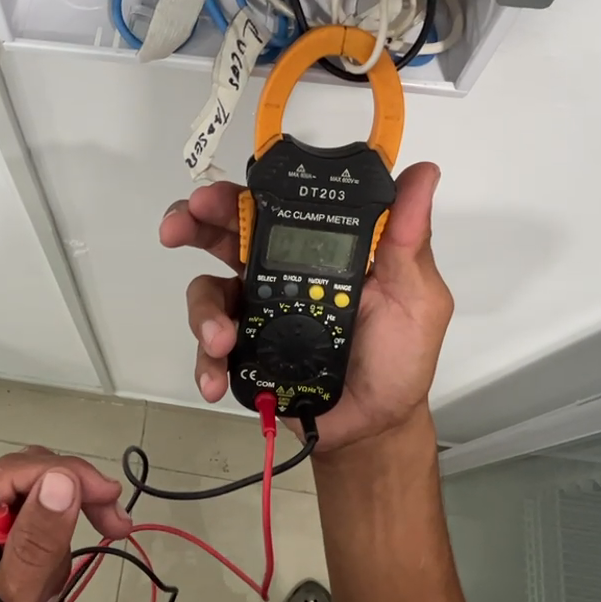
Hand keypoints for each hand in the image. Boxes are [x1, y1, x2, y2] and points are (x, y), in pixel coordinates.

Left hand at [0, 448, 131, 601]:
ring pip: (31, 498)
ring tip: (49, 596)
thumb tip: (63, 480)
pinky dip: (50, 552)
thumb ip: (35, 549)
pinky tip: (44, 592)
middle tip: (115, 525)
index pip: (8, 474)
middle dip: (69, 499)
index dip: (63, 474)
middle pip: (22, 478)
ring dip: (58, 539)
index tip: (111, 498)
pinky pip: (29, 524)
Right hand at [158, 161, 453, 452]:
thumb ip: (409, 239)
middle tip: (176, 228)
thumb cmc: (398, 359)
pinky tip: (214, 378)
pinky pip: (208, 346)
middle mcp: (280, 273)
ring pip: (208, 290)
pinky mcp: (242, 351)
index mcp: (318, 251)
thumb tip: (423, 174)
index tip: (212, 196)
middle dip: (193, 224)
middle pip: (225, 235)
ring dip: (203, 310)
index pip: (273, 208)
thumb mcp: (415, 296)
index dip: (240, 194)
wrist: (374, 427)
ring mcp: (256, 311)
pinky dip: (204, 360)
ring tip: (221, 339)